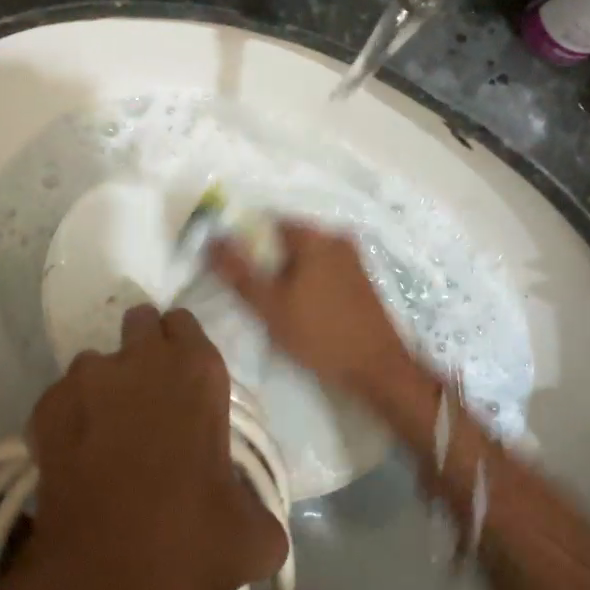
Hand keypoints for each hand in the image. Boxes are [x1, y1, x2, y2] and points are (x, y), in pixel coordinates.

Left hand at [4, 305, 286, 589]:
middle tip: (147, 393)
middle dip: (142, 348)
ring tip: (107, 430)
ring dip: (104, 385)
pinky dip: (68, 417)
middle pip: (140, 323)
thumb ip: (256, 501)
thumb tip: (254, 508)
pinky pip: (60, 397)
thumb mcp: (252, 532)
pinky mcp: (47, 407)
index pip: (185, 323)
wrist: (106, 579)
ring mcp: (89, 378)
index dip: (182, 347)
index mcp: (197, 371)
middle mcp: (142, 359)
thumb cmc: (188, 541)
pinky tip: (75, 453)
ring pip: (96, 362)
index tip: (182, 378)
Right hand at [208, 221, 412, 397]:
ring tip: (278, 305)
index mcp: (314, 235)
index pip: (269, 222)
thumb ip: (238, 271)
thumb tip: (211, 239)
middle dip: (269, 259)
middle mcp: (336, 236)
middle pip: (289, 238)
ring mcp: (353, 257)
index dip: (249, 242)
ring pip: (308, 255)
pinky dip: (310, 280)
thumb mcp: (270, 306)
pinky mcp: (362, 278)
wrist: (378, 367)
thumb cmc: (320, 334)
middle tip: (256, 293)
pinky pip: (325, 268)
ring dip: (290, 272)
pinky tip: (305, 309)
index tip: (239, 270)